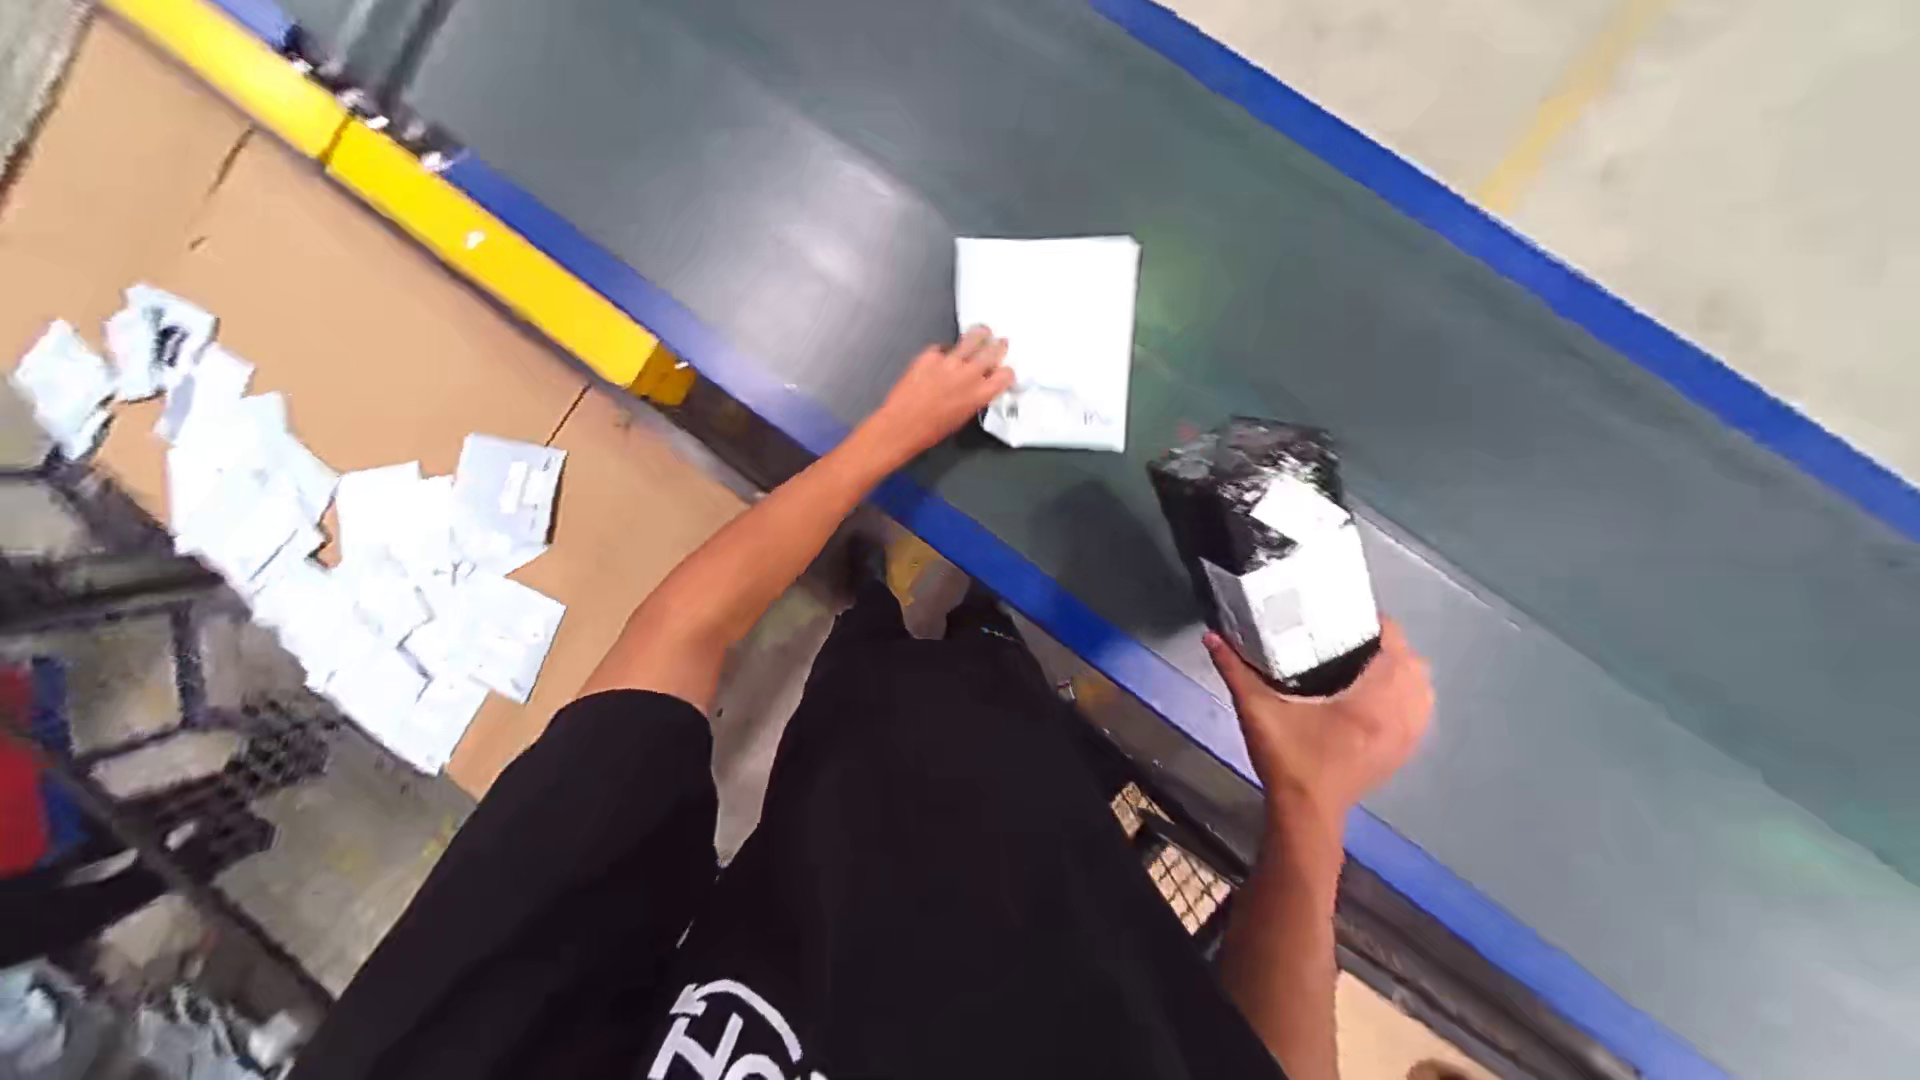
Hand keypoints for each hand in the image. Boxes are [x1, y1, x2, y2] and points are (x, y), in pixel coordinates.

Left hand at [857, 326, 1013, 464]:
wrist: (902, 425)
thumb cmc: (932, 430)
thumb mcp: (963, 416)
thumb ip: (976, 396)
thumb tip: (980, 385)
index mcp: (981, 394)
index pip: (1006, 374)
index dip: (1006, 372)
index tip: (1003, 371)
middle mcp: (969, 374)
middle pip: (994, 350)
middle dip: (999, 347)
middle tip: (999, 344)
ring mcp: (949, 361)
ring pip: (973, 338)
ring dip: (981, 335)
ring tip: (983, 332)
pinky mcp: (930, 355)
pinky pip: (944, 347)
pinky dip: (947, 350)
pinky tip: (945, 355)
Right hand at [1205, 619, 1432, 831]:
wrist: (1305, 810)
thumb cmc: (1285, 757)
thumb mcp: (1256, 710)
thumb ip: (1234, 670)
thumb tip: (1211, 636)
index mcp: (1368, 703)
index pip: (1395, 651)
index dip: (1381, 627)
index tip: (1355, 616)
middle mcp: (1396, 718)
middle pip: (1416, 668)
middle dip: (1393, 647)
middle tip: (1357, 637)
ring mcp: (1404, 739)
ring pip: (1424, 692)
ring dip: (1405, 672)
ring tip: (1372, 662)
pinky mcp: (1401, 753)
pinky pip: (1421, 714)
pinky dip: (1410, 696)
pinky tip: (1382, 695)